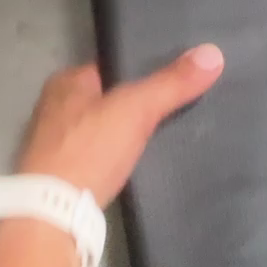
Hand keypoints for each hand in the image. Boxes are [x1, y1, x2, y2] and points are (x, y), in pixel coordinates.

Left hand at [16, 44, 224, 204]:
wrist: (54, 211)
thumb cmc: (90, 149)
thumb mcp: (137, 109)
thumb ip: (171, 84)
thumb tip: (213, 54)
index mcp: (66, 82)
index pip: (109, 67)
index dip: (139, 72)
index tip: (170, 81)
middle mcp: (53, 109)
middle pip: (104, 100)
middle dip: (130, 106)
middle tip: (169, 112)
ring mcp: (53, 145)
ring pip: (98, 131)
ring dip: (120, 136)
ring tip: (156, 141)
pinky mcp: (59, 178)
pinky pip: (94, 160)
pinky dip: (111, 161)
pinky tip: (130, 168)